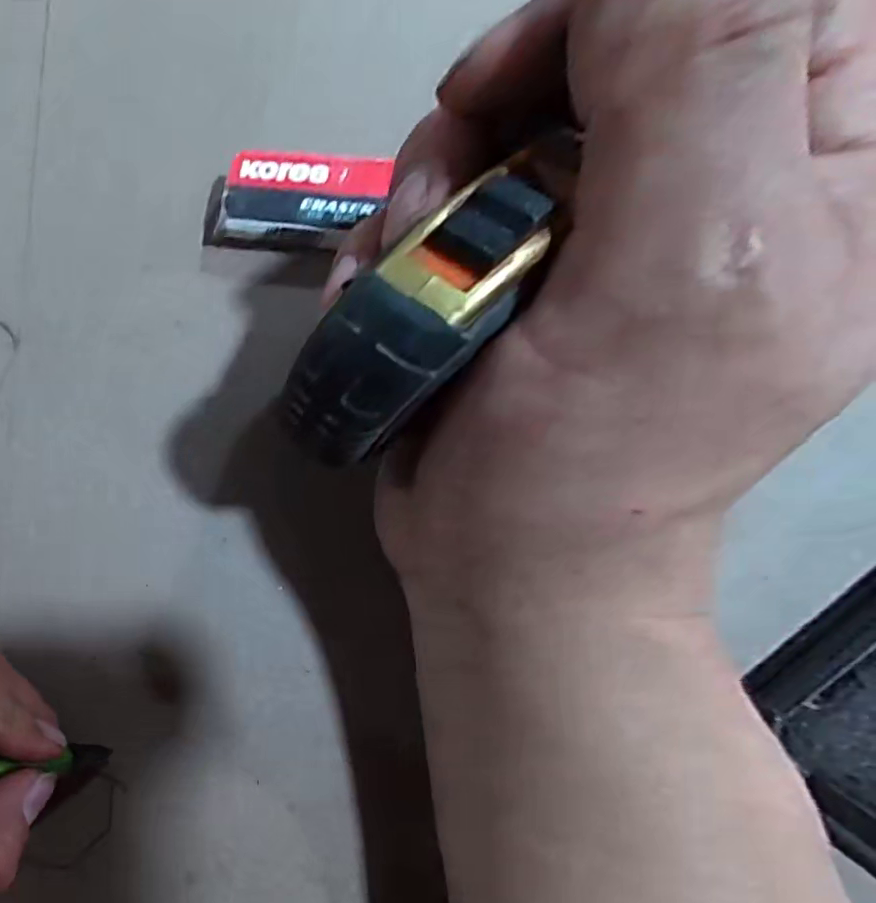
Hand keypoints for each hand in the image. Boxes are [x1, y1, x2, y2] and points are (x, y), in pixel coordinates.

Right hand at [332, 0, 875, 615]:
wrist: (502, 561)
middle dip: (486, 119)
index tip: (498, 87)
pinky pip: (431, 225)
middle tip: (432, 200)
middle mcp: (703, 180)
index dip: (604, 17)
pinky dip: (384, 255)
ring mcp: (583, 238)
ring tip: (391, 278)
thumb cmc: (597, 448)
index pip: (743, 2)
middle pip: (591, 62)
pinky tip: (369, 301)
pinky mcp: (495, 286)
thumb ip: (699, 89)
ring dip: (418, 200)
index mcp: (817, 155)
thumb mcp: (686, 270)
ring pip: (490, 147)